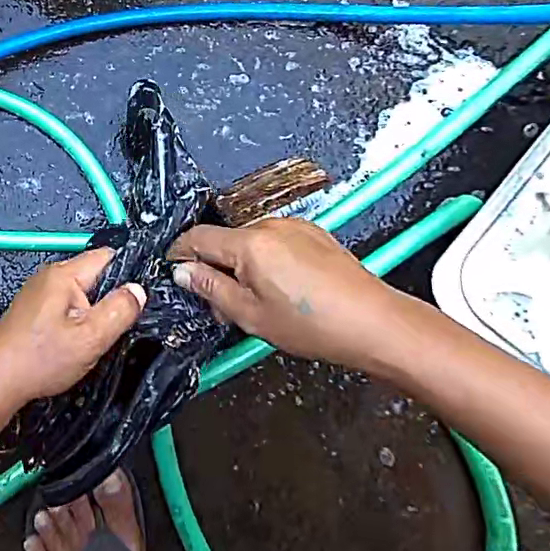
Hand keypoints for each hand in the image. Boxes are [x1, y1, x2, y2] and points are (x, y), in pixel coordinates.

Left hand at [0, 248, 146, 410]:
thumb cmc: (38, 360)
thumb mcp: (91, 338)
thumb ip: (119, 310)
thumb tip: (138, 290)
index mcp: (64, 275)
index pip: (108, 256)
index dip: (128, 274)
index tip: (136, 300)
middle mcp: (49, 277)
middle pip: (95, 276)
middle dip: (109, 299)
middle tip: (113, 327)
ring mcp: (38, 293)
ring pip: (81, 294)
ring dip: (91, 314)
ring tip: (91, 339)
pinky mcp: (33, 310)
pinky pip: (65, 307)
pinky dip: (75, 322)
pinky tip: (72, 344)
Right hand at [169, 218, 425, 374]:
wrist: (374, 322)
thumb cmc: (315, 325)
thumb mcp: (250, 315)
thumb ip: (211, 288)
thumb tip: (184, 271)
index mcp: (249, 243)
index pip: (198, 237)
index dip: (179, 254)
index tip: (174, 270)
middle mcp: (270, 225)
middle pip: (225, 240)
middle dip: (215, 267)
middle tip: (222, 303)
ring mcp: (294, 226)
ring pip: (250, 242)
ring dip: (242, 265)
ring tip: (258, 301)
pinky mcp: (313, 233)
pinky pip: (275, 241)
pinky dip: (267, 260)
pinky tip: (282, 289)